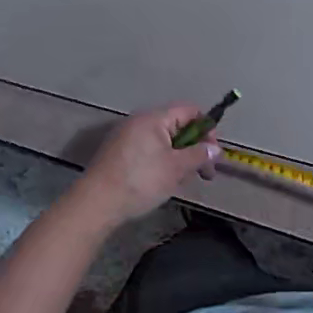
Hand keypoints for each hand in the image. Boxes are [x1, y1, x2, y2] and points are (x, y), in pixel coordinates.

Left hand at [71, 105, 219, 224]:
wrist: (97, 202)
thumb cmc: (141, 181)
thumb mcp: (176, 168)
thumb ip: (198, 155)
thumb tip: (215, 149)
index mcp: (154, 118)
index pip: (189, 110)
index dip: (207, 129)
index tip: (213, 154)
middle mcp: (139, 120)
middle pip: (177, 125)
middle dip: (194, 148)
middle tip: (204, 174)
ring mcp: (126, 136)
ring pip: (163, 140)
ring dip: (179, 158)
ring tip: (181, 181)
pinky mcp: (118, 151)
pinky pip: (148, 149)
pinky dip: (162, 161)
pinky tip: (162, 182)